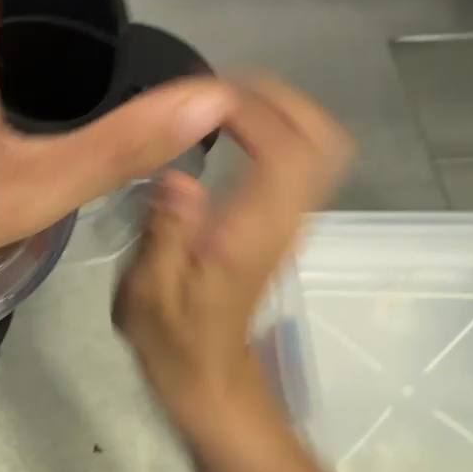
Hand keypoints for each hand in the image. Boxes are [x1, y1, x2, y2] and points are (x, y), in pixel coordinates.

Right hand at [115, 75, 352, 438]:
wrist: (212, 385)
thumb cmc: (174, 344)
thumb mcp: (150, 293)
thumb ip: (166, 231)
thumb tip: (176, 177)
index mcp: (255, 233)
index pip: (287, 149)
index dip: (254, 107)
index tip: (200, 96)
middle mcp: (286, 220)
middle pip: (322, 138)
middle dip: (279, 98)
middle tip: (218, 86)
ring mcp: (290, 223)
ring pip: (318, 146)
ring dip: (278, 111)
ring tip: (217, 102)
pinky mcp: (279, 227)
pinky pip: (297, 163)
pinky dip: (273, 134)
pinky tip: (225, 133)